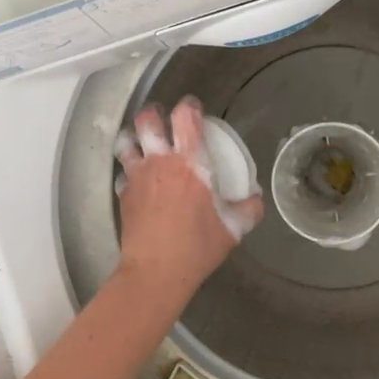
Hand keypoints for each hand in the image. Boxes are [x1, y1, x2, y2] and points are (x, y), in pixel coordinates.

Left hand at [114, 97, 264, 296]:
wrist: (156, 271)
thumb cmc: (196, 247)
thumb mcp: (232, 229)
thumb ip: (247, 210)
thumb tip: (255, 200)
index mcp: (190, 164)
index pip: (185, 118)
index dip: (189, 107)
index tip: (193, 108)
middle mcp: (160, 163)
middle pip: (147, 121)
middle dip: (153, 114)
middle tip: (161, 119)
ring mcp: (137, 177)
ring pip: (126, 143)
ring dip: (134, 139)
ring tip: (142, 143)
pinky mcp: (124, 195)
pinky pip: (123, 173)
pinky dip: (129, 171)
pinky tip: (138, 181)